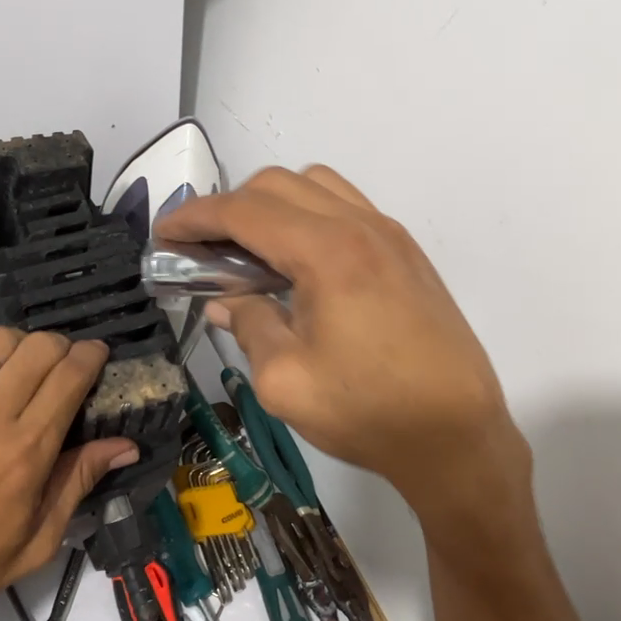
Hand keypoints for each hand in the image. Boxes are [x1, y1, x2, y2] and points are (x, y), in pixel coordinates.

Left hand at [0, 327, 137, 620]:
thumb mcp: (34, 543)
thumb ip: (78, 483)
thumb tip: (124, 446)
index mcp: (26, 452)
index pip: (70, 375)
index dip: (92, 356)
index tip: (98, 358)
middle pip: (39, 347)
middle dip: (62, 347)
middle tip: (62, 368)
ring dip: (18, 345)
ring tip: (17, 369)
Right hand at [157, 166, 519, 501]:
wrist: (457, 436)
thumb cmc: (367, 413)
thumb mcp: (285, 381)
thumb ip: (248, 325)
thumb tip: (225, 300)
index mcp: (328, 252)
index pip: (244, 211)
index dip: (195, 216)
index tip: (164, 233)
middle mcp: (361, 226)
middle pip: (277, 184)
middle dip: (229, 208)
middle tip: (202, 250)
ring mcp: (390, 235)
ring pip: (316, 185)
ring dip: (272, 206)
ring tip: (251, 253)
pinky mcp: (406, 252)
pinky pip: (346, 206)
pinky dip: (310, 215)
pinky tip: (299, 264)